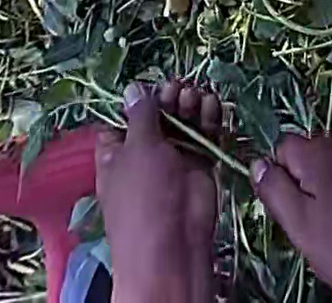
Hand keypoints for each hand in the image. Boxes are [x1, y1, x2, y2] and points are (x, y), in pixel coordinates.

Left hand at [96, 81, 224, 302]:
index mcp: (119, 152)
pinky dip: (210, 117)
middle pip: (160, 114)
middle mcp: (146, 152)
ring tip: (194, 98)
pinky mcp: (200, 163)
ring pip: (184, 120)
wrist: (174, 245)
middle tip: (177, 90)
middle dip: (169, 98)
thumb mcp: (137, 149)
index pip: (125, 117)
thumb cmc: (144, 196)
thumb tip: (133, 87)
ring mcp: (175, 158)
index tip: (151, 86)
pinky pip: (206, 133)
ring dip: (191, 104)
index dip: (139, 100)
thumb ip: (140, 114)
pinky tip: (212, 105)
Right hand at [251, 134, 331, 299]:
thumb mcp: (298, 221)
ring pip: (321, 169)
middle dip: (297, 185)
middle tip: (306, 221)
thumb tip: (256, 164)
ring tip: (326, 226)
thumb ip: (274, 188)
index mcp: (315, 151)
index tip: (287, 207)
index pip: (281, 147)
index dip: (277, 176)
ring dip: (317, 193)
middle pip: (302, 157)